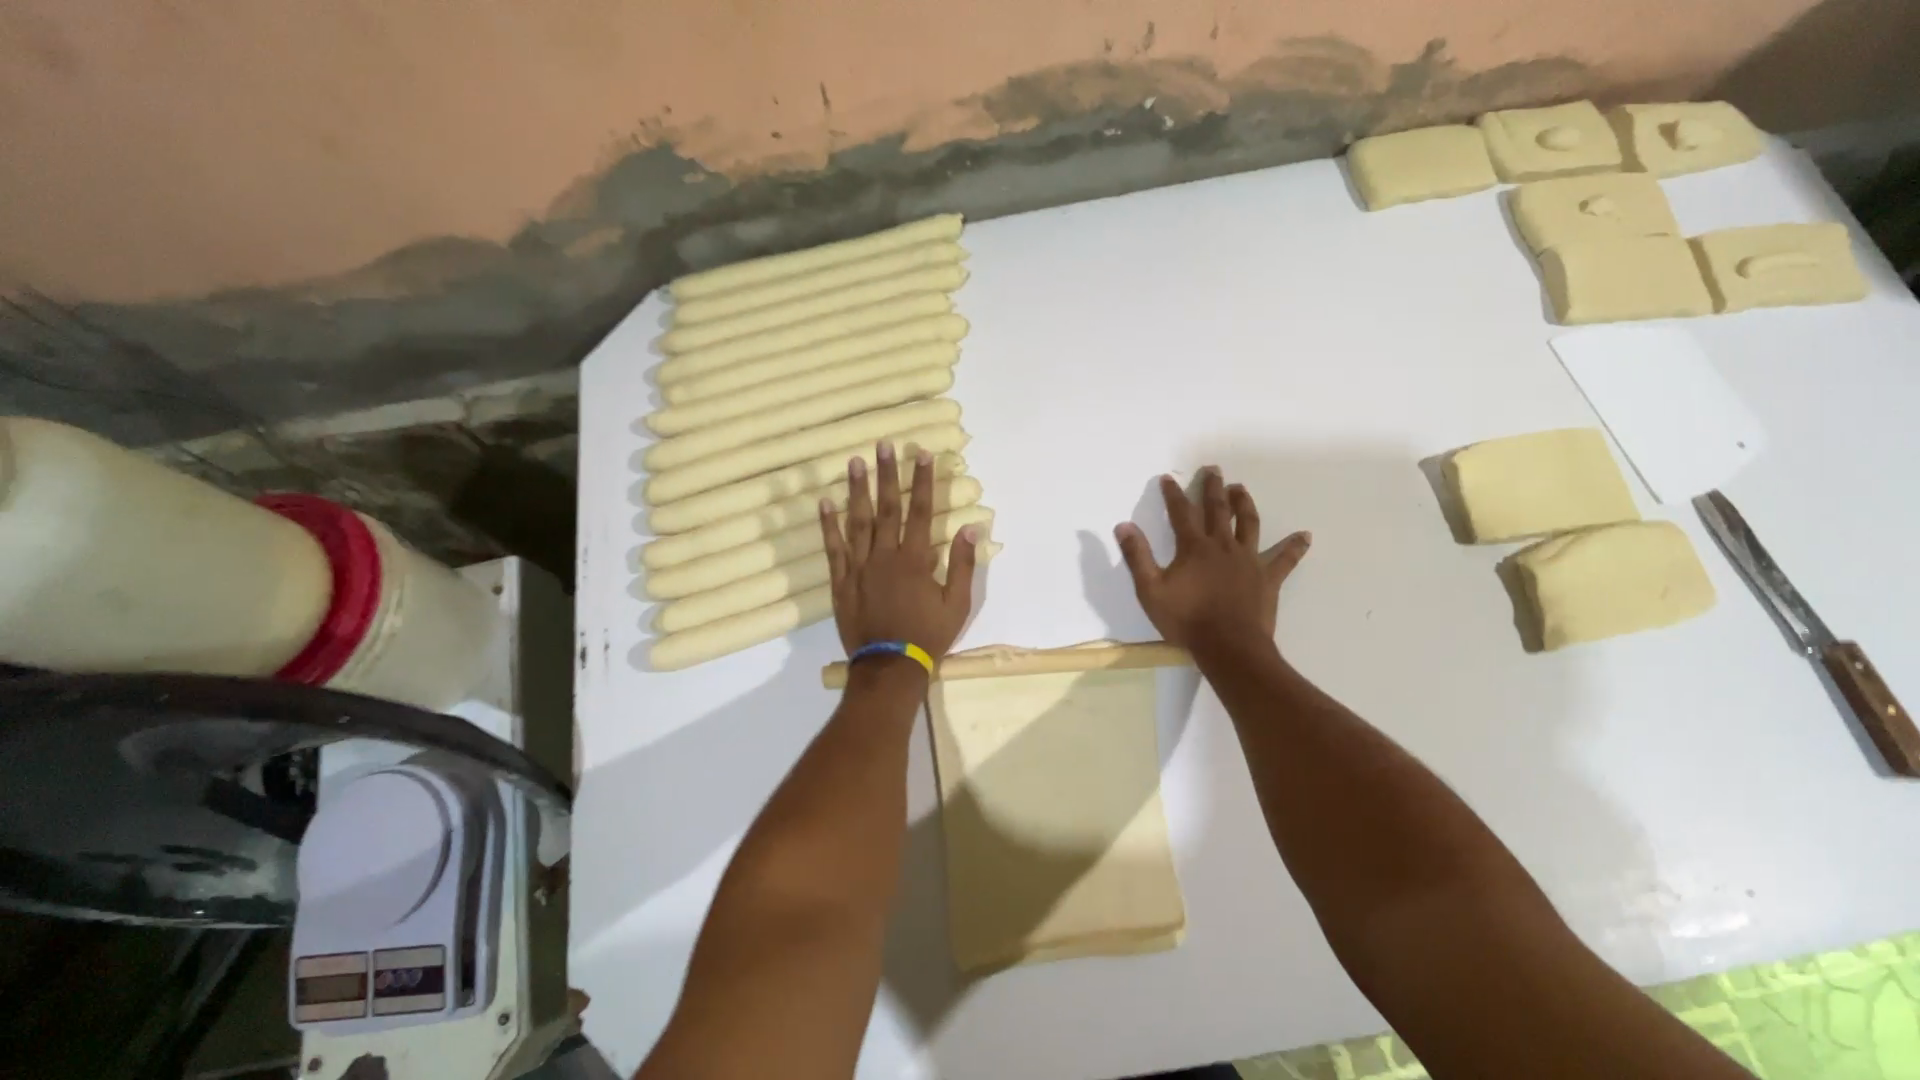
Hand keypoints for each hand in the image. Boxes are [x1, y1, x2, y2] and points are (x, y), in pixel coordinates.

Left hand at [820, 442, 978, 659]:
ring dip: (857, 490)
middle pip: (887, 508)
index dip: (923, 480)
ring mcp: (860, 567)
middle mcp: (885, 556)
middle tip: (883, 445)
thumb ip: (964, 565)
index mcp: (915, 559)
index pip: (920, 511)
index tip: (922, 453)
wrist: (890, 667)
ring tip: (854, 462)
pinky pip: (834, 548)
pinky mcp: (842, 582)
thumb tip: (973, 529)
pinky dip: (828, 525)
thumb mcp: (958, 604)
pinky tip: (825, 502)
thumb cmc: (928, 636)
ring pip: (858, 522)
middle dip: (887, 474)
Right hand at [1114, 468, 1310, 651]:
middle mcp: (1222, 545)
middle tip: (1214, 469)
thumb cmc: (1186, 620)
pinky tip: (1305, 536)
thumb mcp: (1151, 591)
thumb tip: (1124, 526)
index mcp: (1194, 548)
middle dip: (1213, 488)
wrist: (1228, 645)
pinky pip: (1285, 559)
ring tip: (1241, 488)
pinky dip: (1295, 547)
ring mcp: (1248, 560)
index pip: (1181, 513)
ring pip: (1249, 524)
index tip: (1168, 478)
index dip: (1173, 494)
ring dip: (1244, 504)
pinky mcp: (1268, 577)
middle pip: (1218, 510)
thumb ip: (1137, 557)